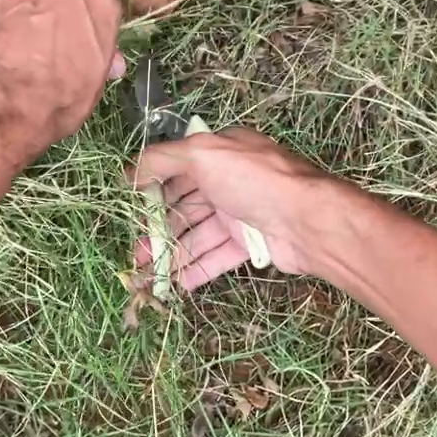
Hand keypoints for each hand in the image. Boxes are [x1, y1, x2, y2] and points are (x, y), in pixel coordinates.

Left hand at [0, 0, 125, 156]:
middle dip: (57, 11)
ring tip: (20, 46)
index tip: (80, 42)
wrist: (13, 107)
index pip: (98, 2)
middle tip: (49, 44)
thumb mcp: (96, 83)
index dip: (87, 24)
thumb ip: (102, 57)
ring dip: (27, 12)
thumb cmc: (65, 98)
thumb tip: (113, 60)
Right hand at [131, 127, 348, 289]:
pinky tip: (177, 283)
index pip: (177, 169)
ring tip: (148, 274)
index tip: (131, 210)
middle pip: (184, 207)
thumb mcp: (202, 155)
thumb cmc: (254, 180)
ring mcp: (240, 213)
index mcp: (220, 153)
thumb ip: (162, 160)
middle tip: (136, 253)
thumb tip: (129, 173)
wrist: (306, 220)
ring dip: (172, 253)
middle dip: (158, 230)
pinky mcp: (249, 243)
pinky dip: (196, 269)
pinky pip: (217, 256)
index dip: (152, 189)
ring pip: (198, 235)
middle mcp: (229, 181)